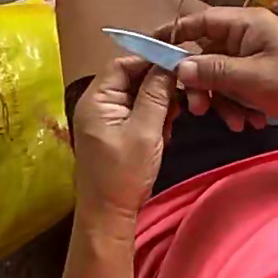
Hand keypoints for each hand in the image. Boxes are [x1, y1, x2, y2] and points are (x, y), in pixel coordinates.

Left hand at [70, 54, 177, 241]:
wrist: (108, 216)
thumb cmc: (123, 173)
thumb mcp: (145, 130)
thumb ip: (156, 94)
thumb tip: (169, 64)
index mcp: (97, 99)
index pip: (123, 64)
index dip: (151, 62)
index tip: (178, 68)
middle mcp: (97, 104)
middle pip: (132, 79)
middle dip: (158, 87)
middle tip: (180, 101)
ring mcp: (105, 119)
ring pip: (138, 96)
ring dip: (159, 105)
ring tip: (172, 122)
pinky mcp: (114, 133)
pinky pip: (137, 113)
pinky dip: (153, 118)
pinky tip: (164, 133)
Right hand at [157, 7, 277, 128]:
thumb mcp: (251, 78)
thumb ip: (212, 71)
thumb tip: (179, 69)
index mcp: (245, 24)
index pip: (199, 22)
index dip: (173, 35)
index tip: (150, 50)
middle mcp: (247, 34)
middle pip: (207, 54)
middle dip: (203, 84)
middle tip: (199, 110)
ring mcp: (255, 54)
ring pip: (222, 75)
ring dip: (224, 100)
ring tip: (236, 123)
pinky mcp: (263, 73)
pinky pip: (239, 86)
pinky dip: (240, 104)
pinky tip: (251, 121)